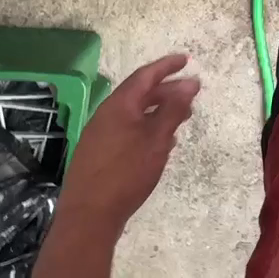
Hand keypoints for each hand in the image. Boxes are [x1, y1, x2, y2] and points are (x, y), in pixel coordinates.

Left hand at [56, 53, 199, 233]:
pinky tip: (160, 143)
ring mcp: (98, 136)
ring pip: (133, 114)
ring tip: (180, 120)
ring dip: (158, 112)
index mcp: (118, 106)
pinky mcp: (97, 155)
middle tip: (191, 95)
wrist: (87, 219)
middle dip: (167, 91)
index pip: (145, 76)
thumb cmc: (126, 173)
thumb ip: (174, 108)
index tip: (186, 60)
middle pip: (140, 94)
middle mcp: (105, 116)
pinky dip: (146, 128)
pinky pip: (126, 131)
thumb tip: (189, 83)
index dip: (167, 66)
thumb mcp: (157, 138)